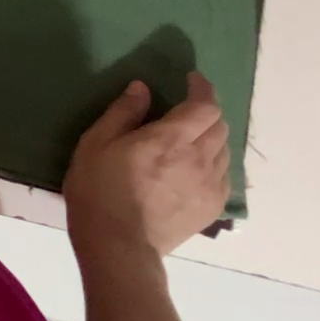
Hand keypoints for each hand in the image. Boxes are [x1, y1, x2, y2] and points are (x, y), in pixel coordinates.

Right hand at [64, 73, 231, 258]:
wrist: (119, 241)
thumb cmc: (98, 186)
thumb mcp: (96, 142)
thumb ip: (123, 113)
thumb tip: (142, 88)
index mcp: (170, 139)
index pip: (204, 107)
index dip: (202, 89)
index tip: (191, 79)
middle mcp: (200, 159)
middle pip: (219, 126)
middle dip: (205, 110)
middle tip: (184, 105)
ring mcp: (212, 184)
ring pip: (223, 149)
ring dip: (209, 135)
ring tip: (187, 135)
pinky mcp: (213, 205)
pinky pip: (222, 173)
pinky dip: (211, 158)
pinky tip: (191, 164)